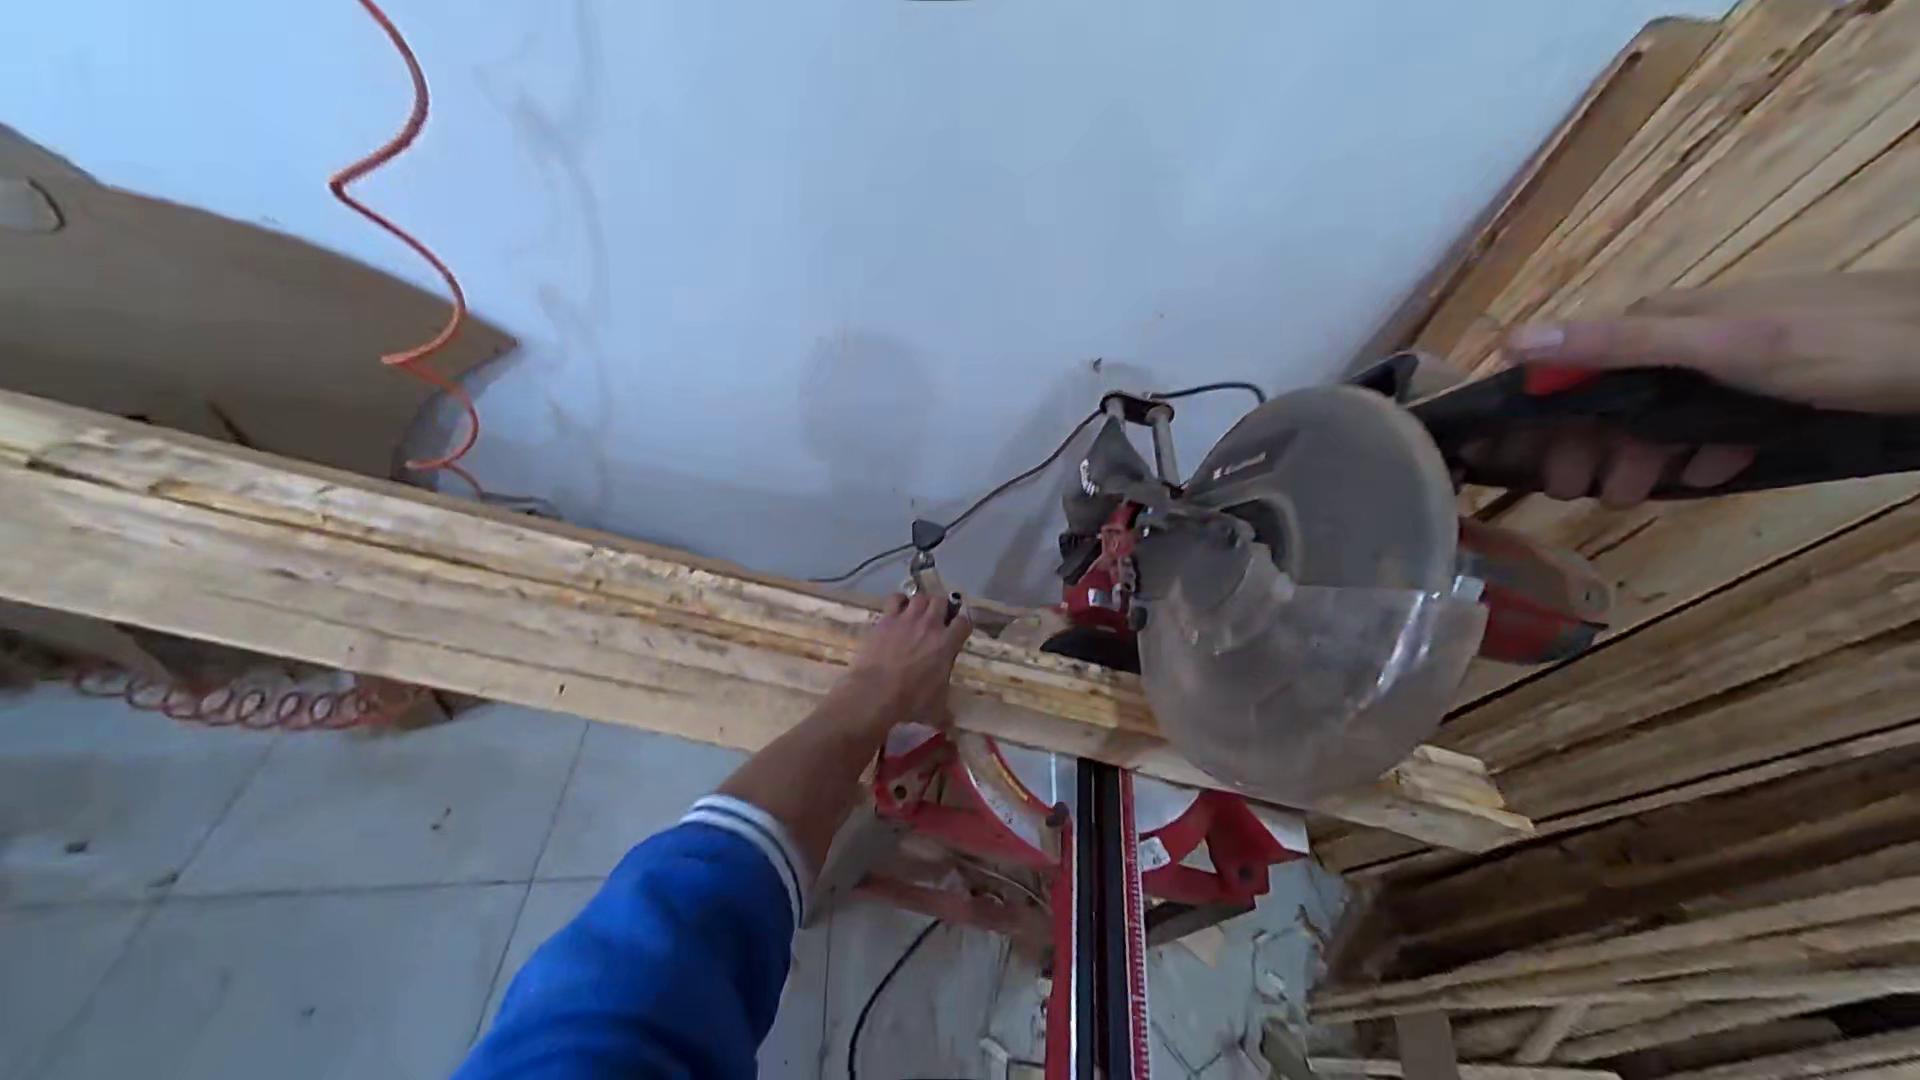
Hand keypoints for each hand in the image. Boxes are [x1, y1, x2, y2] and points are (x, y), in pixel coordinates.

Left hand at [837, 591, 972, 729]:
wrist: (876, 693)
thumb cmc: (911, 701)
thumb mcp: (935, 710)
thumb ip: (945, 712)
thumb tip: (950, 723)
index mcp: (947, 643)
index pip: (964, 622)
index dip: (961, 625)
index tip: (957, 632)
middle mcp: (930, 625)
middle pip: (942, 601)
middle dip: (942, 607)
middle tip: (937, 619)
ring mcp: (907, 619)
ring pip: (920, 597)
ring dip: (921, 603)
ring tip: (917, 613)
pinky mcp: (886, 619)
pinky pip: (895, 599)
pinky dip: (899, 602)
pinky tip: (897, 611)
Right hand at [1493, 270, 1919, 505]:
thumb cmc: (1847, 344)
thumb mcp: (1721, 344)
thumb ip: (1617, 344)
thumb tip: (1509, 341)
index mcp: (1658, 322)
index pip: (1569, 372)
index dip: (1542, 420)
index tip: (1528, 468)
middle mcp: (1681, 337)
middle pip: (1608, 399)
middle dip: (1587, 449)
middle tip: (1580, 495)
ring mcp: (1727, 360)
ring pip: (1657, 415)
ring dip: (1638, 458)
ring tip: (1634, 496)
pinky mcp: (1771, 383)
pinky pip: (1713, 421)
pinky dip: (1701, 450)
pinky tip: (1708, 471)